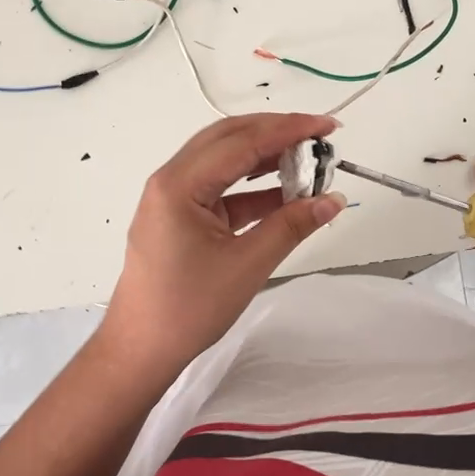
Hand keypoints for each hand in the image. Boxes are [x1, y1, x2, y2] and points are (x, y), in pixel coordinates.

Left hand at [103, 113, 345, 368]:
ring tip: (307, 162)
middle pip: (228, 140)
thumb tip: (333, 199)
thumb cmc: (188, 308)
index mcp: (178, 184)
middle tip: (319, 137)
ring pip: (224, 162)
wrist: (142, 350)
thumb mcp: (247, 264)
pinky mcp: (180, 219)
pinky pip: (221, 190)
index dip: (288, 129)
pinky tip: (286, 196)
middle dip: (275, 134)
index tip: (328, 125)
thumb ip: (292, 225)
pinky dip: (253, 189)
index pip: (241, 142)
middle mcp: (171, 181)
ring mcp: (173, 199)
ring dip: (265, 159)